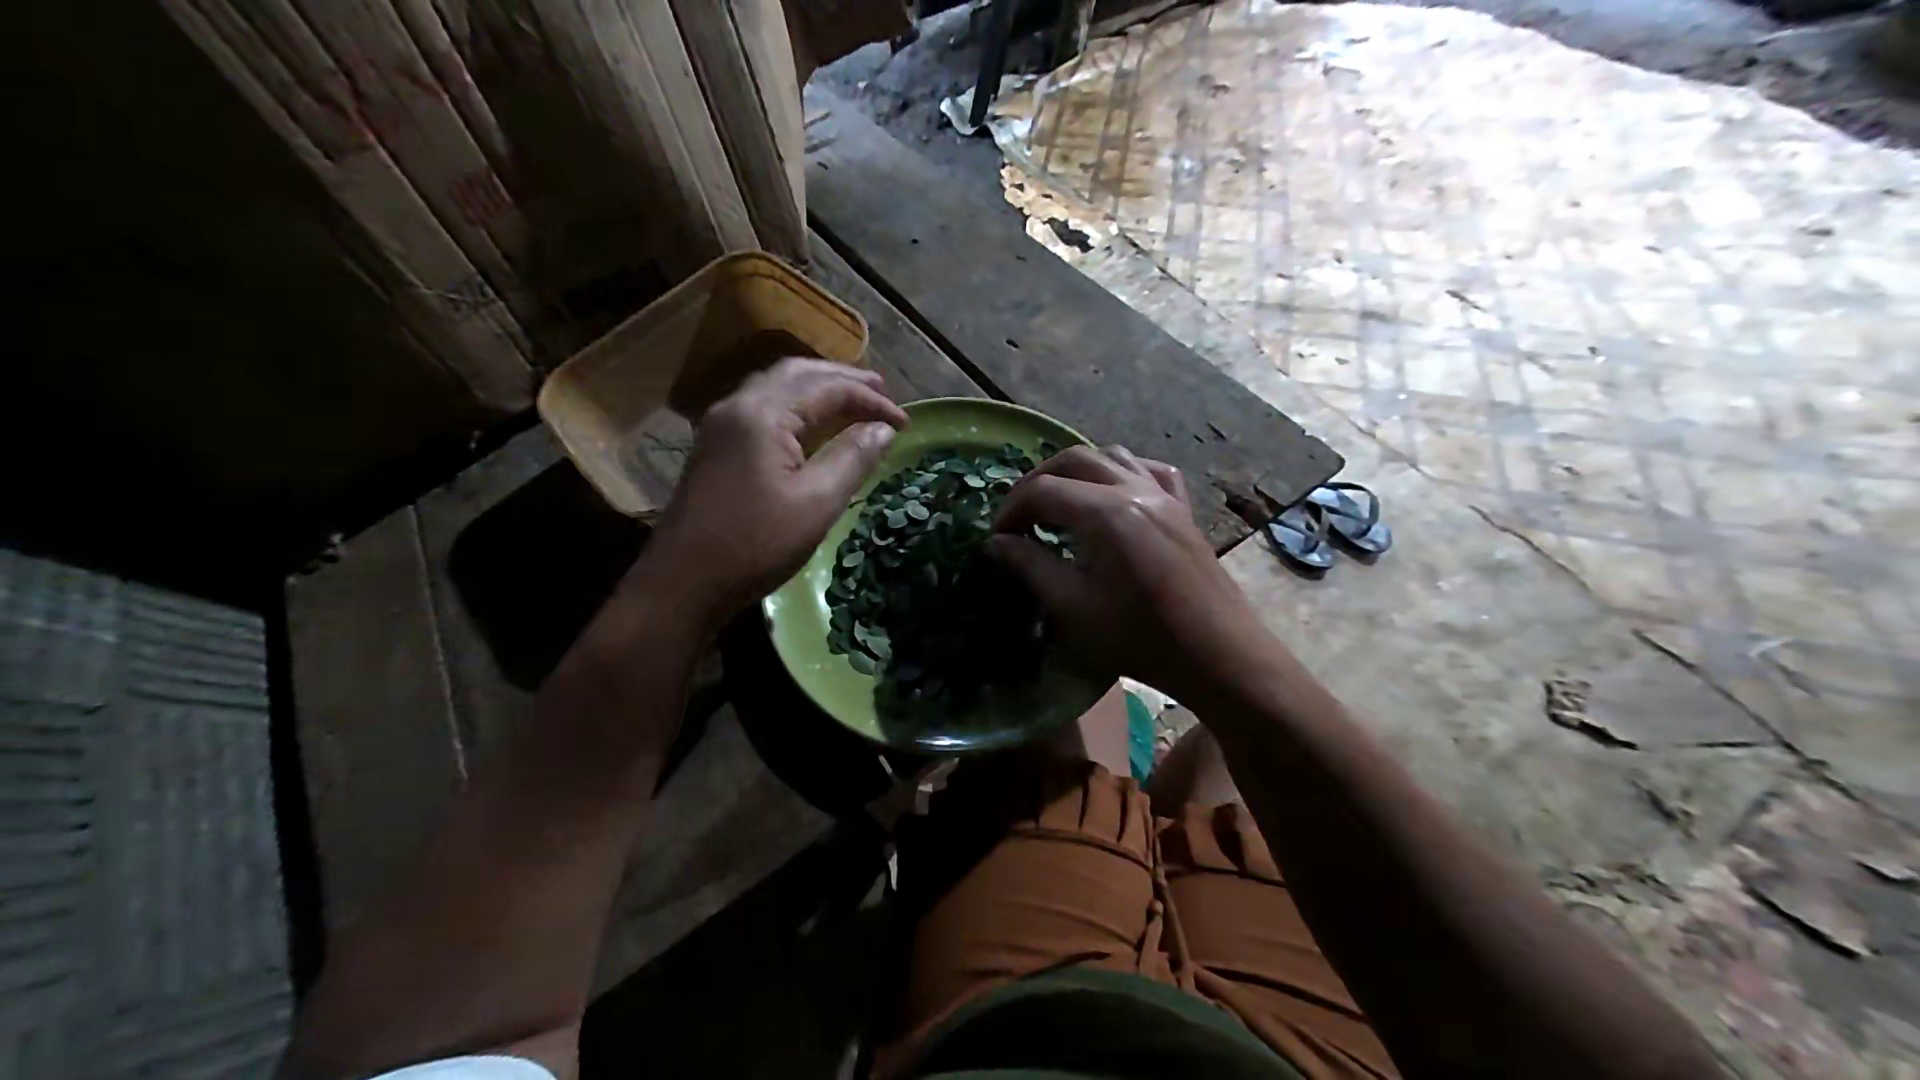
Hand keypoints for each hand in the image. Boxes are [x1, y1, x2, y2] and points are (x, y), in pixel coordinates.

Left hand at [644, 358, 906, 620]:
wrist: (683, 584)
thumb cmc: (755, 545)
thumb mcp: (816, 504)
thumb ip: (853, 458)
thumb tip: (884, 429)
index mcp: (762, 414)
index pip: (827, 388)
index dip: (871, 401)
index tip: (905, 423)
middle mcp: (738, 406)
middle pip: (798, 373)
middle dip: (844, 379)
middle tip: (883, 394)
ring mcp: (721, 425)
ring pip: (777, 386)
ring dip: (818, 387)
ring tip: (854, 401)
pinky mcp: (716, 446)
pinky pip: (762, 407)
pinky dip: (796, 405)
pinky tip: (813, 424)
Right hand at [989, 445, 1274, 696]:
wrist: (1219, 656)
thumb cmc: (1141, 638)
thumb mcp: (1073, 607)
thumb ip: (1031, 567)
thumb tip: (997, 543)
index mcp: (1106, 513)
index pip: (1043, 490)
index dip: (1011, 510)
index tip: (996, 539)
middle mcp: (1136, 489)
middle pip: (1073, 460)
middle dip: (1037, 481)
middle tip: (1018, 516)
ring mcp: (1165, 496)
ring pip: (1111, 456)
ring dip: (1075, 472)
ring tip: (1057, 503)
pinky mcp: (1183, 510)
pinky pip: (1149, 470)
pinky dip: (1120, 472)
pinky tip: (1111, 494)